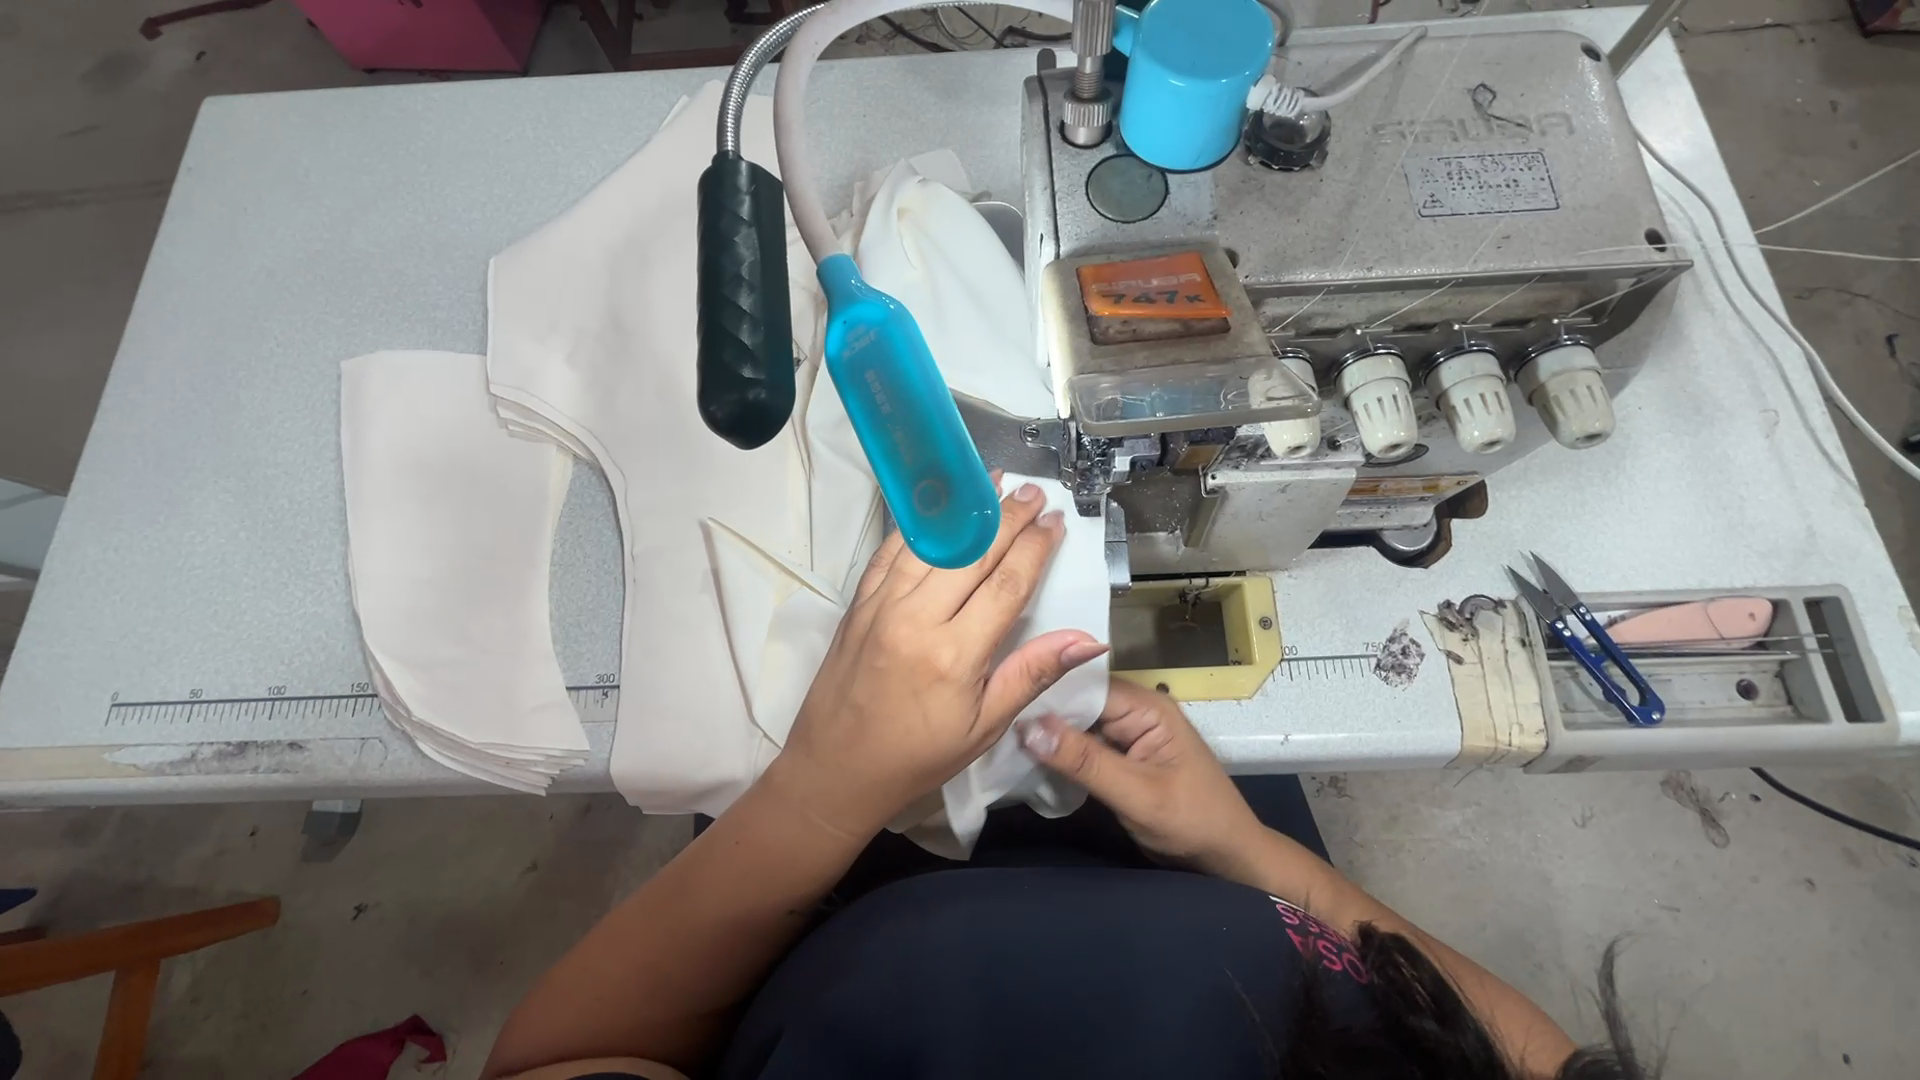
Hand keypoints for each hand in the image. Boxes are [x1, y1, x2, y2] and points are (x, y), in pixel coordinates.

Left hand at [765, 481, 1109, 838]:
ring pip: (931, 543)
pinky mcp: (858, 604)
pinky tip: (939, 511)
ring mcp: (880, 606)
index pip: (1006, 584)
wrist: (834, 770)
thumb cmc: (916, 757)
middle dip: (1007, 518)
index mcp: (954, 655)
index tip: (1055, 521)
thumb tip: (1088, 640)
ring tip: (992, 484)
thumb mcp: (985, 727)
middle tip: (1032, 491)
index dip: (1035, 548)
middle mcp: (916, 619)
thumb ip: (1033, 674)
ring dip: (964, 511)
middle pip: (971, 553)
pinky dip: (918, 527)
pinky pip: (890, 553)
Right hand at [1020, 679, 1266, 875]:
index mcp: (1147, 706)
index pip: (1084, 686)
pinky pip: (1082, 743)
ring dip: (1046, 733)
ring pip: (1076, 722)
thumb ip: (1085, 761)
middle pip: (1077, 700)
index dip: (1043, 693)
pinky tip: (1027, 757)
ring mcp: (1128, 732)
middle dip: (1040, 712)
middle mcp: (1135, 710)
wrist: (1229, 861)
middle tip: (993, 721)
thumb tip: (1027, 726)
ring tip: (999, 736)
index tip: (998, 702)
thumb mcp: (1138, 795)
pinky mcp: (1120, 754)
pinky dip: (1059, 752)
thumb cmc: (1194, 824)